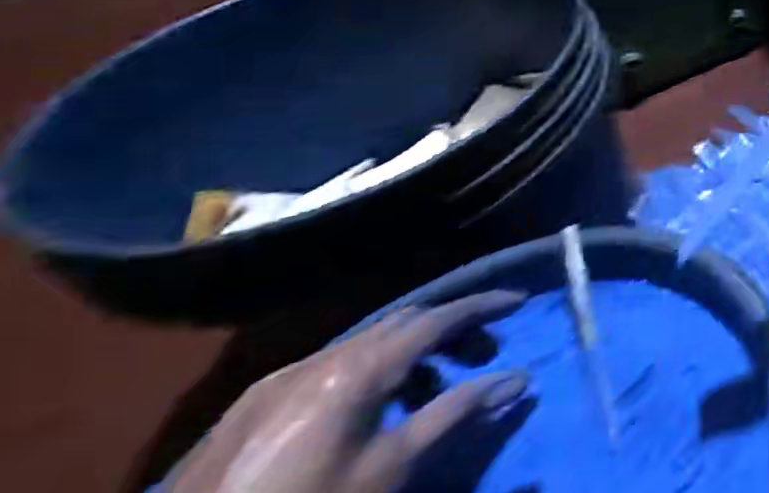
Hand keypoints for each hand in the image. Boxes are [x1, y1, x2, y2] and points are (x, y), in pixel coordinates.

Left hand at [169, 291, 528, 492]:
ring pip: (364, 343)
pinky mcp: (248, 409)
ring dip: (409, 352)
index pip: (438, 318)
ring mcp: (277, 381)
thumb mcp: (392, 467)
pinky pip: (327, 367)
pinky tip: (368, 410)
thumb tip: (519, 378)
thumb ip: (457, 413)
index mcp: (358, 367)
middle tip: (484, 353)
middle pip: (403, 322)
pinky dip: (368, 371)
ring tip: (428, 391)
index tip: (520, 301)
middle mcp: (320, 358)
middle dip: (450, 329)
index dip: (483, 305)